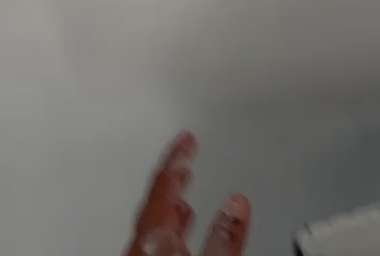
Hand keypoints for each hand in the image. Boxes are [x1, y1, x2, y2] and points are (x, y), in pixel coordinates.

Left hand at [126, 133, 250, 255]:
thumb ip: (223, 235)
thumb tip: (237, 201)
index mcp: (155, 228)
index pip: (164, 182)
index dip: (176, 155)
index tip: (186, 136)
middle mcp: (143, 239)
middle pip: (156, 196)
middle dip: (173, 170)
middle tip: (184, 150)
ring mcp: (141, 252)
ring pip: (155, 217)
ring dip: (171, 197)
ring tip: (185, 182)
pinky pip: (155, 234)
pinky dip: (170, 220)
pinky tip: (181, 227)